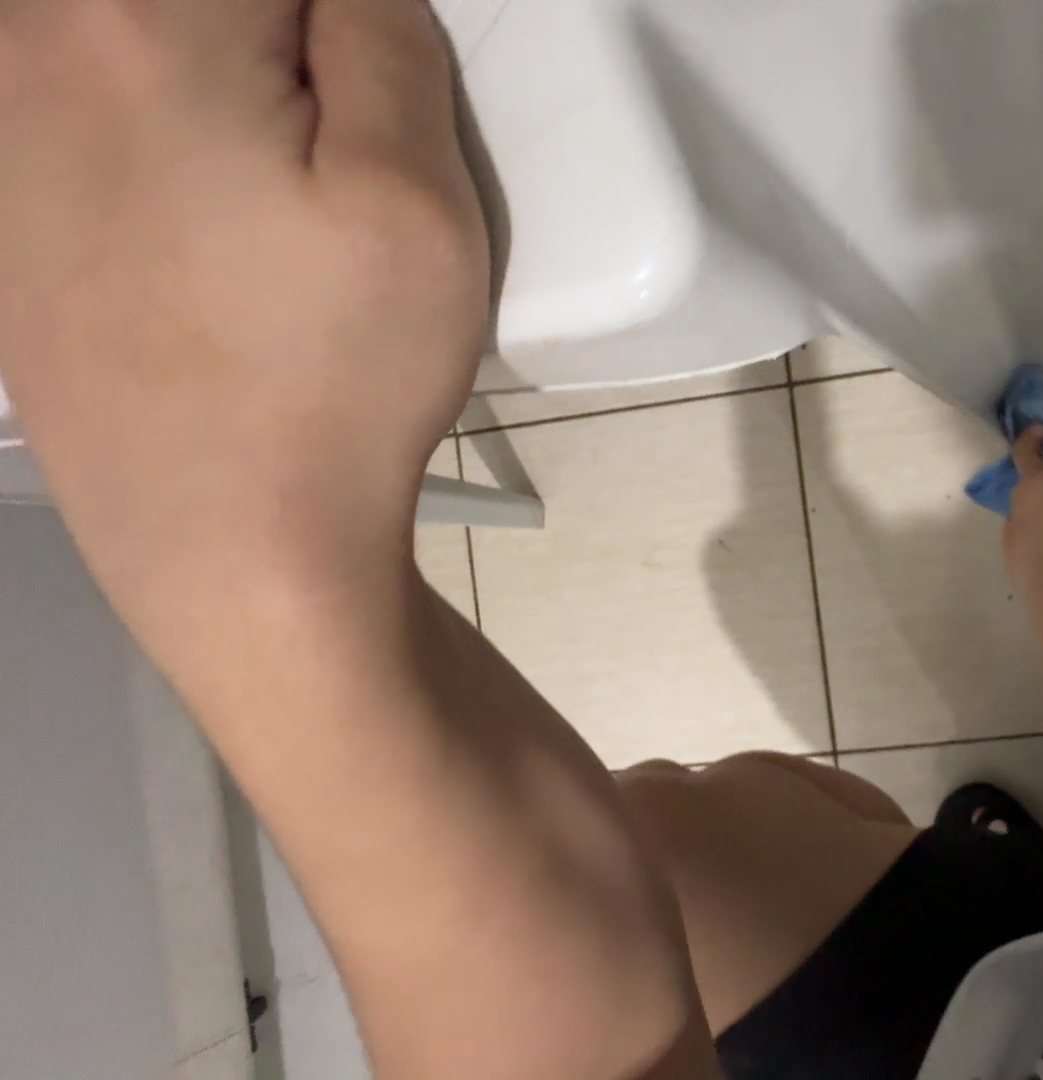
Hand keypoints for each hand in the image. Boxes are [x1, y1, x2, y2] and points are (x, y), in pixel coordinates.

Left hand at [0, 0, 486, 642]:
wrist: (232, 523)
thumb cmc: (343, 369)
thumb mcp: (418, 202)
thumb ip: (388, 50)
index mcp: (143, 22)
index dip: (366, 26)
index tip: (393, 102)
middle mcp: (32, 45)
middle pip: (211, 12)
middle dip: (308, 60)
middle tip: (360, 154)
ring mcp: (0, 128)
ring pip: (151, 55)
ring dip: (252, 101)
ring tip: (303, 206)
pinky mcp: (9, 203)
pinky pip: (103, 118)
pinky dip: (190, 144)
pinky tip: (236, 235)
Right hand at [1003, 425, 1042, 593]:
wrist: (1036, 558)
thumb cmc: (1042, 514)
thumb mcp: (1037, 476)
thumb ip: (1031, 451)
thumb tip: (1034, 426)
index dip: (1039, 423)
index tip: (1018, 408)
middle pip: (1040, 452)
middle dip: (1024, 439)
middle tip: (1002, 420)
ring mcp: (1041, 495)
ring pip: (1026, 469)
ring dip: (1013, 457)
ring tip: (995, 438)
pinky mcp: (1024, 508)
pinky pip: (1016, 485)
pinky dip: (1006, 476)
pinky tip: (991, 466)